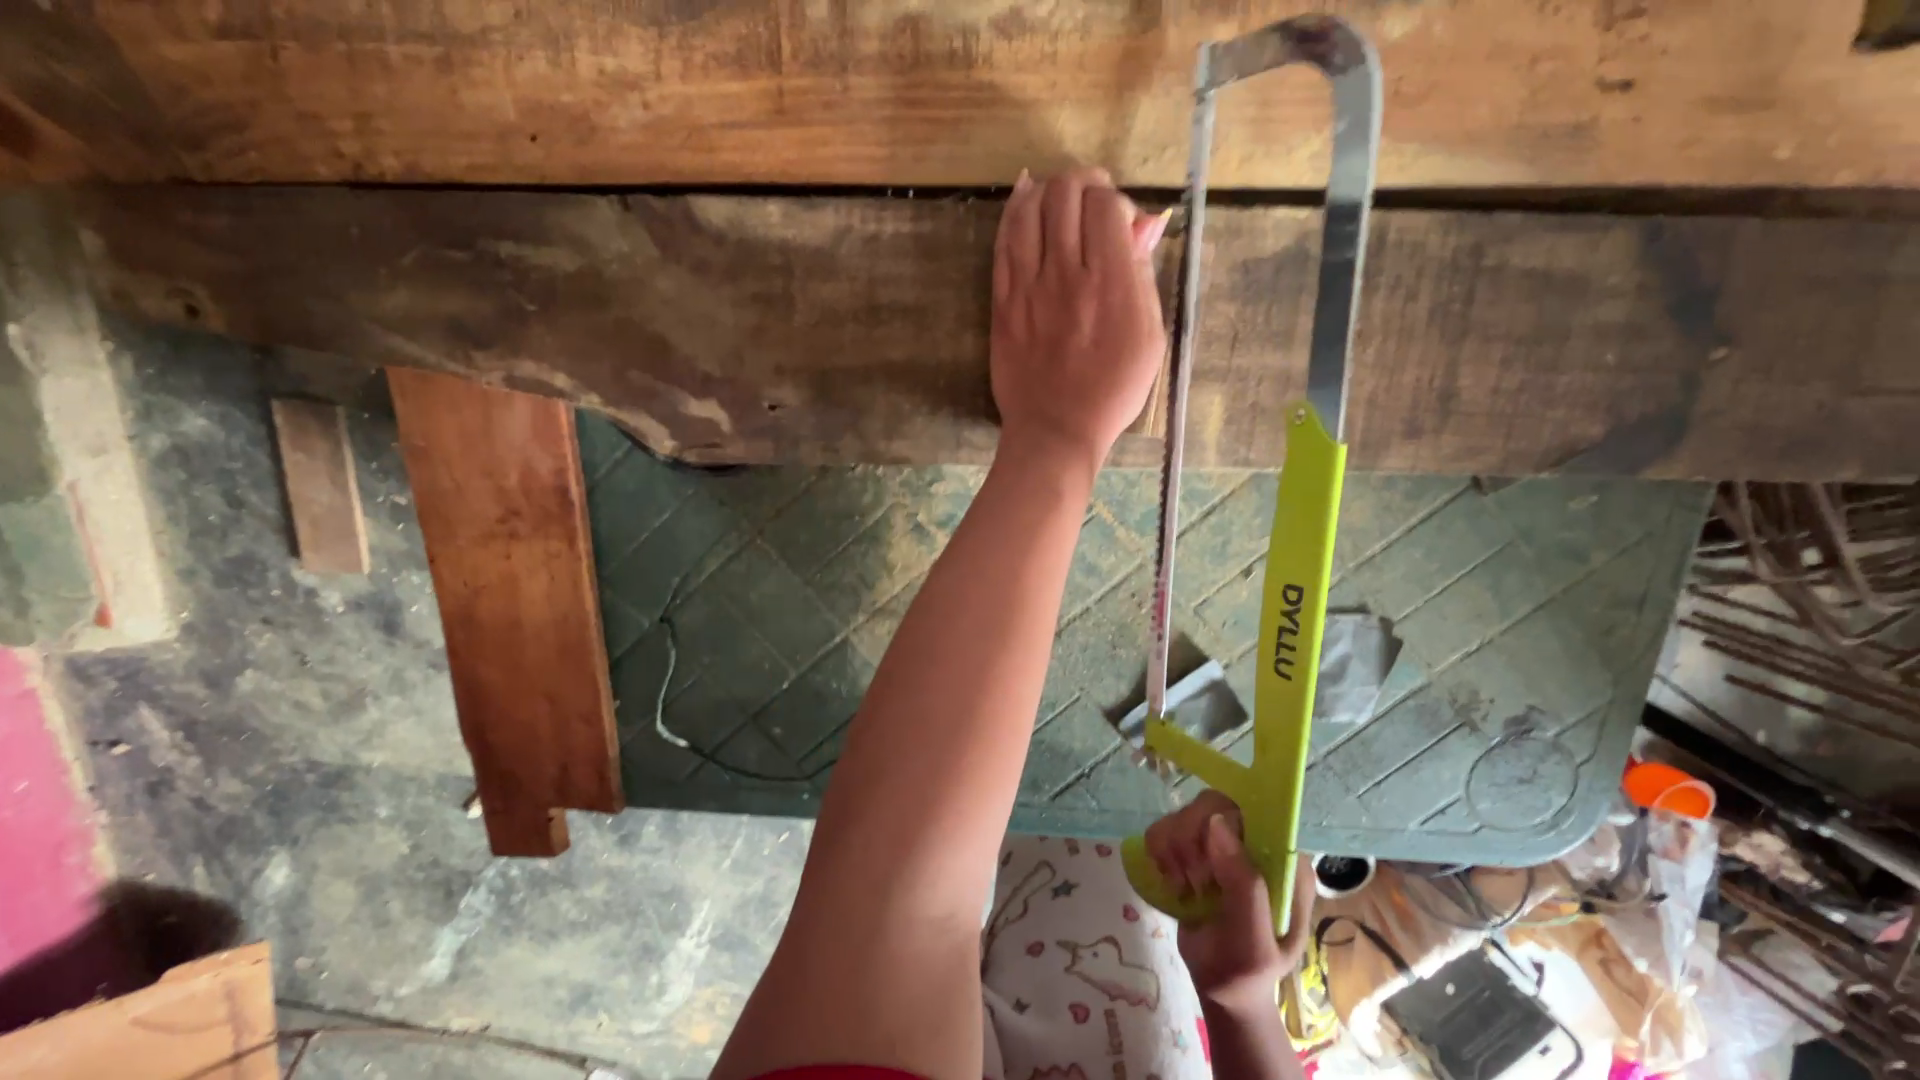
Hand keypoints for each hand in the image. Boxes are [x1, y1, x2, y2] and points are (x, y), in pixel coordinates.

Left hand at [990, 167, 1169, 470]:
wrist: (1056, 429)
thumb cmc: (1112, 389)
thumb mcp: (1150, 336)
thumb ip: (1143, 274)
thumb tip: (1145, 224)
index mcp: (1110, 284)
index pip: (1106, 205)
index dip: (1117, 202)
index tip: (1122, 225)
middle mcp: (1066, 274)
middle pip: (1065, 194)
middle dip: (1084, 185)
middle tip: (1093, 201)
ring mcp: (1027, 285)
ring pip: (1029, 208)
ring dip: (1048, 190)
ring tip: (1061, 196)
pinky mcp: (1002, 298)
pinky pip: (1003, 239)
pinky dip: (1014, 210)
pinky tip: (1025, 195)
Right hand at [1144, 790, 1316, 1012]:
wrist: (1221, 988)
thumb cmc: (1245, 970)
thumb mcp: (1253, 940)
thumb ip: (1244, 885)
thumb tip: (1217, 823)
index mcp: (1284, 859)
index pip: (1253, 809)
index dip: (1223, 826)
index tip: (1207, 867)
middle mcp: (1256, 842)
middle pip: (1212, 804)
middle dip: (1191, 842)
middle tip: (1193, 882)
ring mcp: (1223, 843)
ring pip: (1185, 812)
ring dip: (1173, 850)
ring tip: (1183, 886)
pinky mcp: (1194, 849)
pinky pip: (1165, 825)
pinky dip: (1159, 850)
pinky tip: (1171, 880)